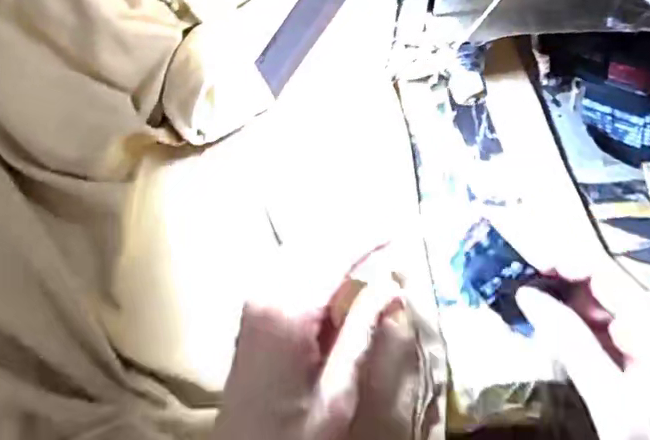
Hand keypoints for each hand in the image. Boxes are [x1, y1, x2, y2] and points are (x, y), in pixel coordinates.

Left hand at [212, 246, 409, 439]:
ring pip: (299, 248)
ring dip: (333, 245)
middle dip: (351, 236)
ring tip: (368, 251)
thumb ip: (361, 333)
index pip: (333, 255)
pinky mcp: (252, 302)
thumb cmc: (293, 433)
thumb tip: (391, 287)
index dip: (366, 238)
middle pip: (314, 243)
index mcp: (288, 308)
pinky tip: (336, 271)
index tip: (397, 229)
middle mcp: (266, 287)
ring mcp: (254, 291)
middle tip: (388, 237)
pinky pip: (287, 263)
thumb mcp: (337, 393)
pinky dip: (314, 258)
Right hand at [514, 260, 649, 439]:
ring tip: (534, 318)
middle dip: (561, 291)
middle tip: (519, 296)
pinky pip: (616, 337)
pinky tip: (563, 344)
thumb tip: (527, 293)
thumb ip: (571, 342)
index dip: (558, 263)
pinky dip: (585, 335)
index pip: (603, 272)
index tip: (518, 267)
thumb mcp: (612, 406)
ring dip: (570, 313)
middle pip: (605, 290)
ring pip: (607, 313)